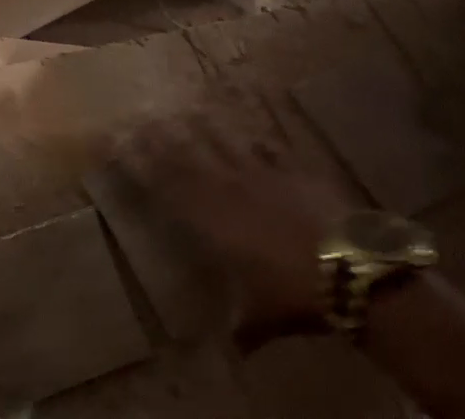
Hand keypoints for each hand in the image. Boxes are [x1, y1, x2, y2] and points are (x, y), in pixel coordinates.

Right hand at [114, 117, 347, 340]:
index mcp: (208, 221)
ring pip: (221, 143)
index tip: (114, 144)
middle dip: (159, 138)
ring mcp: (260, 174)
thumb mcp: (264, 316)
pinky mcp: (293, 170)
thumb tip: (236, 352)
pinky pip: (268, 147)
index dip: (137, 164)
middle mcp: (226, 190)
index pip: (163, 185)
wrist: (350, 266)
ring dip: (200, 127)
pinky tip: (250, 128)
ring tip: (181, 111)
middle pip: (185, 157)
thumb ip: (245, 326)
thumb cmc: (294, 294)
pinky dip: (255, 136)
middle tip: (139, 120)